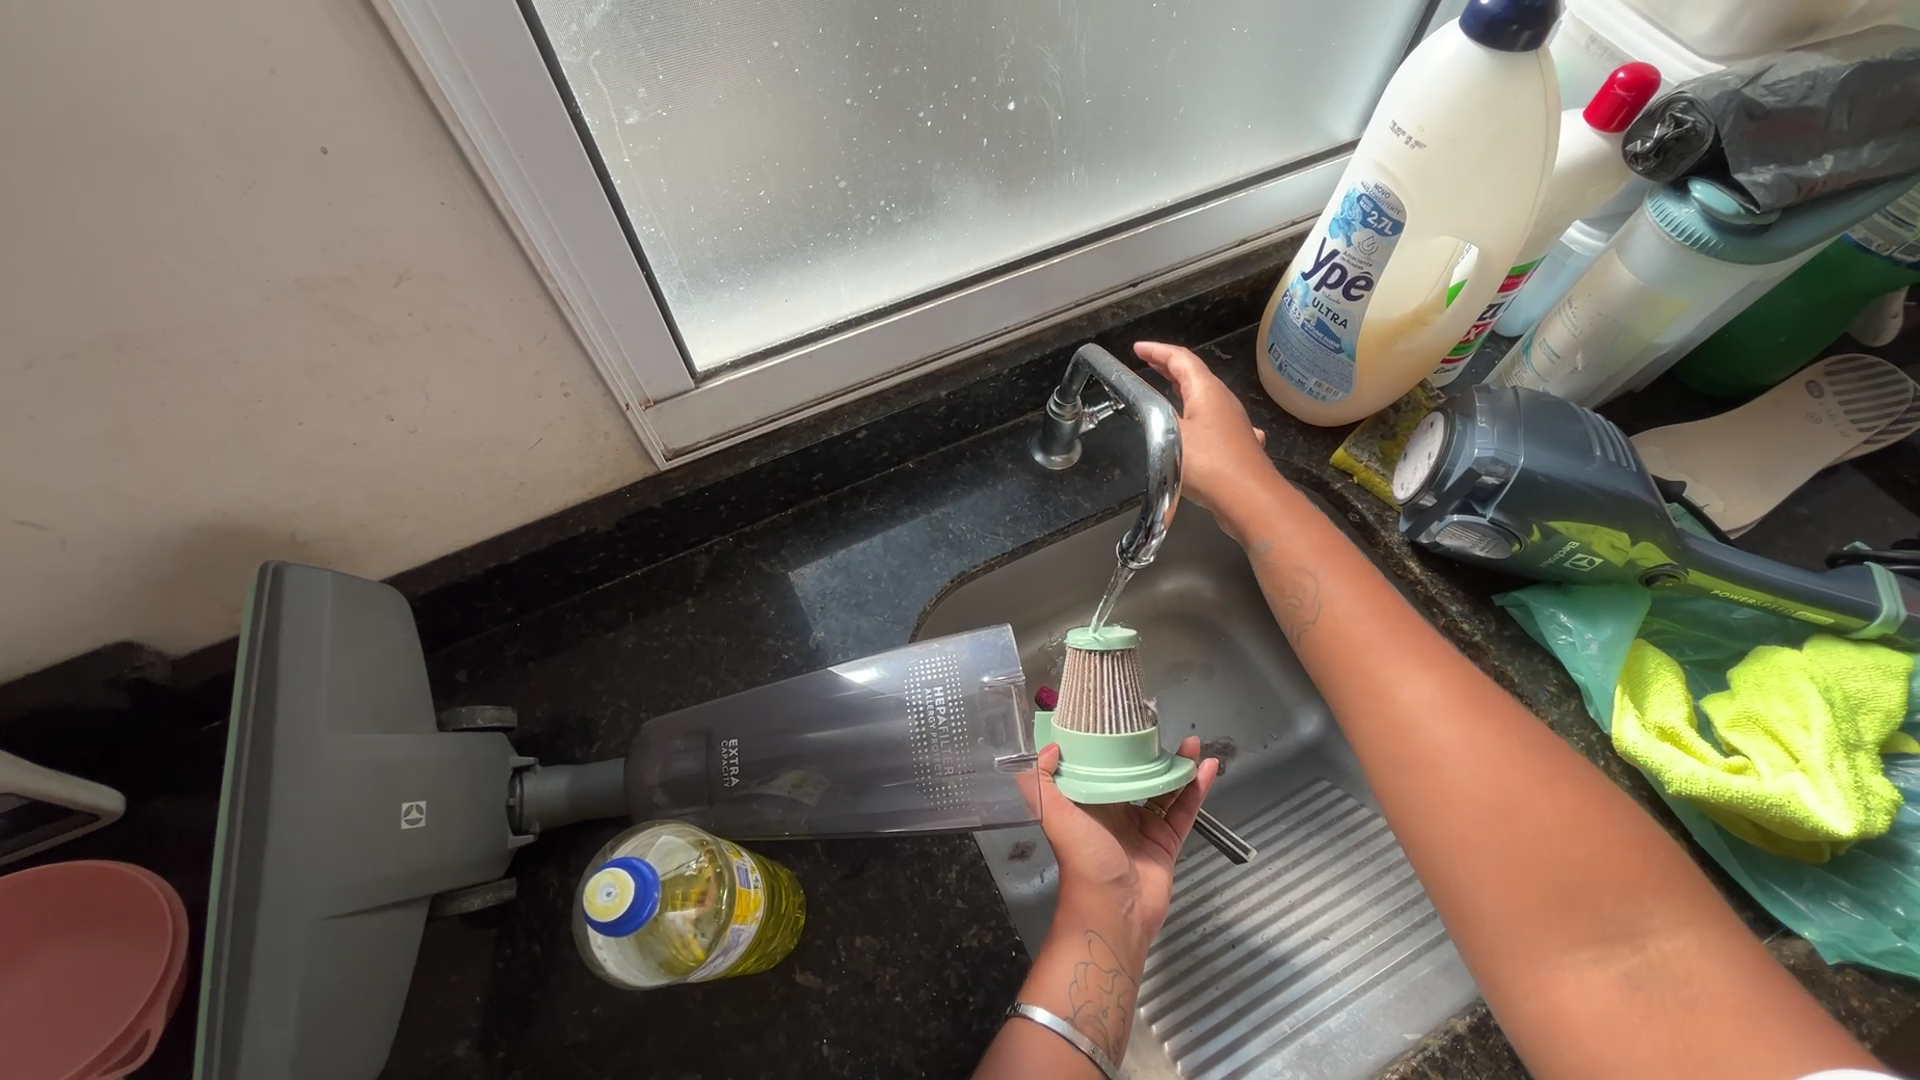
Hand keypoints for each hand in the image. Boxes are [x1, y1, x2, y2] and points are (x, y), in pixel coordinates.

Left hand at [1035, 737, 1219, 943]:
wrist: (1112, 909)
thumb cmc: (1082, 857)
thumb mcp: (1053, 814)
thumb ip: (1042, 782)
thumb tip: (1050, 748)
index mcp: (1087, 804)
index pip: (1099, 768)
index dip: (1110, 746)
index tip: (1121, 721)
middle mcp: (1114, 813)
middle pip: (1135, 776)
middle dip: (1149, 754)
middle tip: (1163, 729)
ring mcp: (1142, 827)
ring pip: (1164, 790)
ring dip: (1178, 767)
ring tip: (1193, 742)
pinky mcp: (1166, 842)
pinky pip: (1184, 810)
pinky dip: (1197, 790)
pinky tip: (1208, 768)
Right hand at [1135, 342, 1274, 517]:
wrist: (1250, 499)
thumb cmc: (1210, 464)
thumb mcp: (1169, 435)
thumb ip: (1155, 416)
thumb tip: (1148, 405)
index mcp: (1208, 391)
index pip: (1181, 359)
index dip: (1158, 351)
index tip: (1138, 349)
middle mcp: (1224, 402)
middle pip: (1195, 376)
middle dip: (1170, 368)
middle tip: (1148, 364)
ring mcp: (1233, 424)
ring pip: (1205, 398)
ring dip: (1183, 391)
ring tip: (1165, 391)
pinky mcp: (1236, 445)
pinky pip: (1213, 421)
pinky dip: (1197, 417)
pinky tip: (1196, 429)